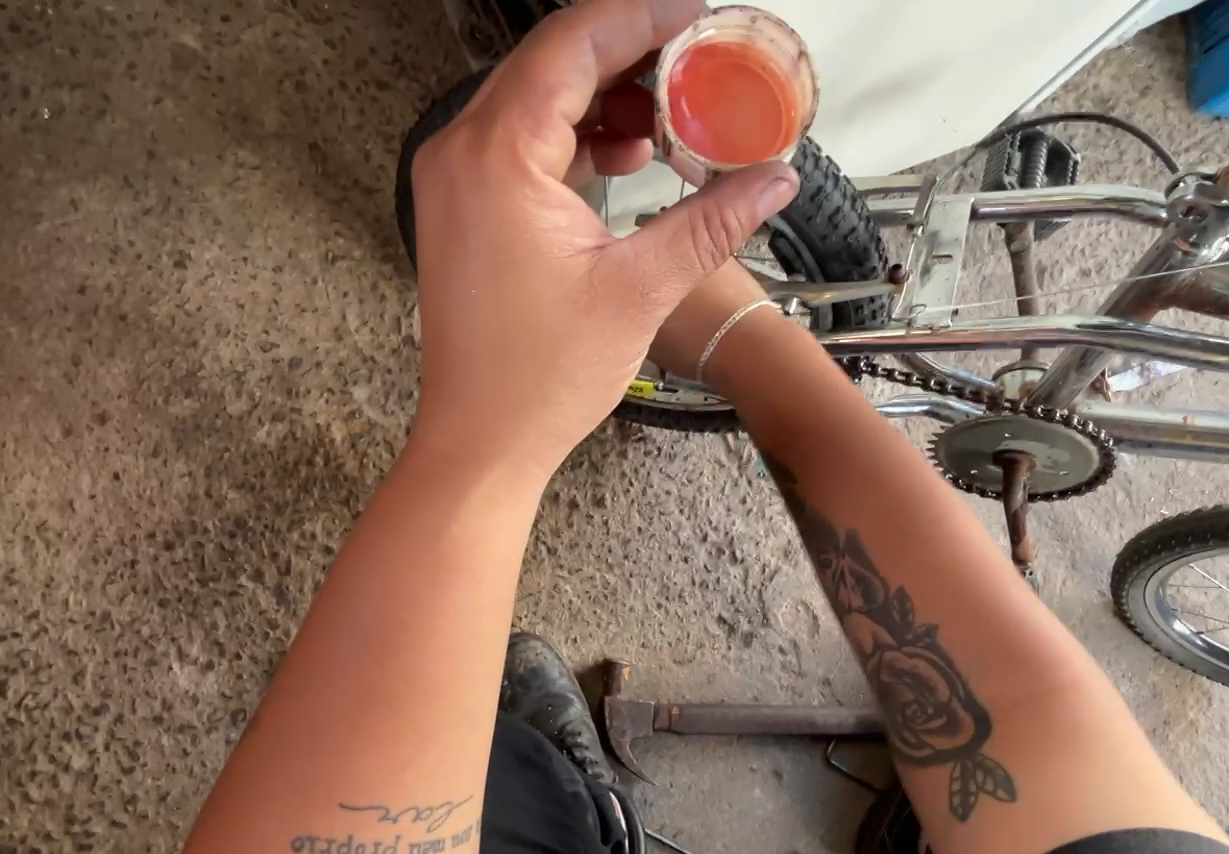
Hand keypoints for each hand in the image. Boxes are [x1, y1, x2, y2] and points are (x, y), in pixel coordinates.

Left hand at [407, 0, 799, 477]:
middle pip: (551, 64)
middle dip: (630, 59)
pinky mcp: (465, 211)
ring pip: (535, 103)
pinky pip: (521, 146)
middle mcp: (461, 154)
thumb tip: (773, 179)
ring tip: (670, 124)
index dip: (643, 17)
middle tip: (696, 69)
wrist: (484, 438)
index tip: (699, 15)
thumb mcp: (639, 290)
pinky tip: (624, 160)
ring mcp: (455, 183)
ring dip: (603, 102)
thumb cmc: (540, 378)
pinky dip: (574, 142)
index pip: (573, 44)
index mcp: (498, 158)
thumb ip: (710, 221)